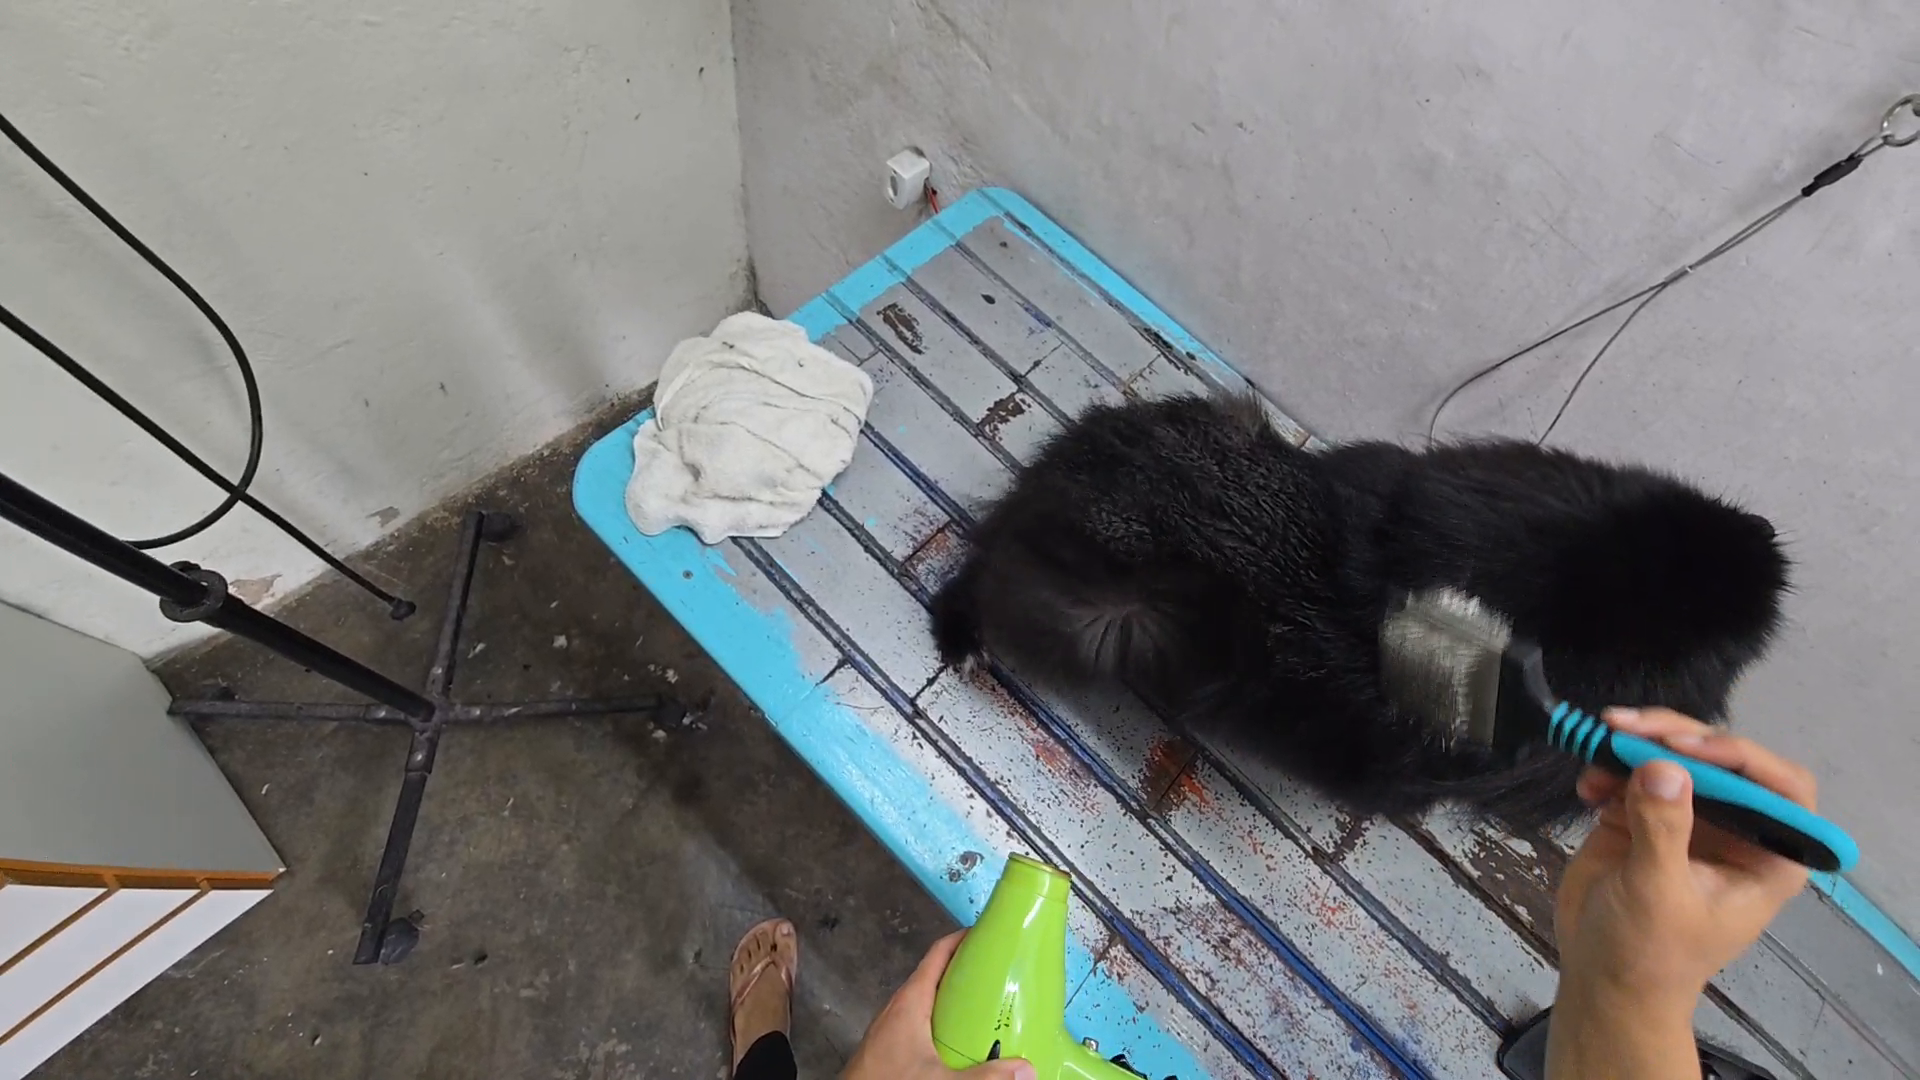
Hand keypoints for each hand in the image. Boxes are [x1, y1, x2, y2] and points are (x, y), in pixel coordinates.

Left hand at [840, 932, 1035, 1079]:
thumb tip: (1027, 1069)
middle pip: (937, 975)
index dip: (962, 938)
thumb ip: (985, 1077)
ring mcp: (892, 1025)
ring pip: (928, 1000)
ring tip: (985, 1009)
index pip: (938, 952)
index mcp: (911, 999)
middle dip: (966, 973)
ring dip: (954, 1000)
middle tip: (998, 977)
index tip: (988, 935)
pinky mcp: (889, 1046)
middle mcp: (900, 1005)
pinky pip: (921, 1022)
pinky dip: (942, 1022)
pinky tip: (959, 1044)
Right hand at [1549, 708, 1814, 1078]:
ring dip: (1631, 746)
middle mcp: (1732, 831)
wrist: (1601, 971)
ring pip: (1670, 761)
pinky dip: (1604, 770)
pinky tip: (1585, 787)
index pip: (1778, 788)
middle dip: (1672, 737)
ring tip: (1594, 744)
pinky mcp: (1637, 819)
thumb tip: (1661, 767)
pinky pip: (1627, 776)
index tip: (1678, 747)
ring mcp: (1682, 823)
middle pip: (1717, 762)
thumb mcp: (1658, 891)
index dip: (1736, 756)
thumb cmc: (1649, 947)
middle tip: (1619, 724)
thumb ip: (1663, 829)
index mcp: (1766, 855)